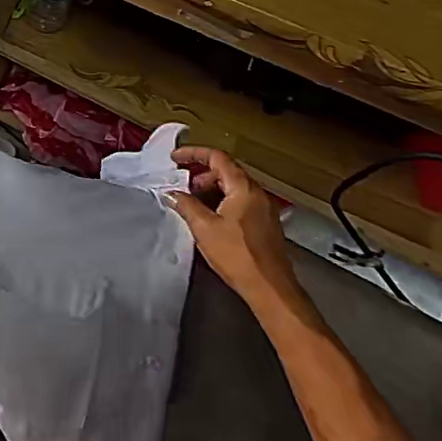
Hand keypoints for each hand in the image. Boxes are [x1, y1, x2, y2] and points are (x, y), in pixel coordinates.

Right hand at [167, 147, 304, 314]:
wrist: (269, 286)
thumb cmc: (238, 256)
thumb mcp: (204, 228)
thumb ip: (186, 205)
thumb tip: (172, 194)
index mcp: (243, 187)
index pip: (217, 157)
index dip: (194, 154)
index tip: (176, 158)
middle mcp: (257, 191)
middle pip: (226, 171)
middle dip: (201, 175)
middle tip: (183, 188)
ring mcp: (264, 207)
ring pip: (234, 187)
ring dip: (212, 190)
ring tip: (194, 205)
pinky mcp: (265, 222)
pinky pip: (242, 201)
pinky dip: (223, 202)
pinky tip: (212, 219)